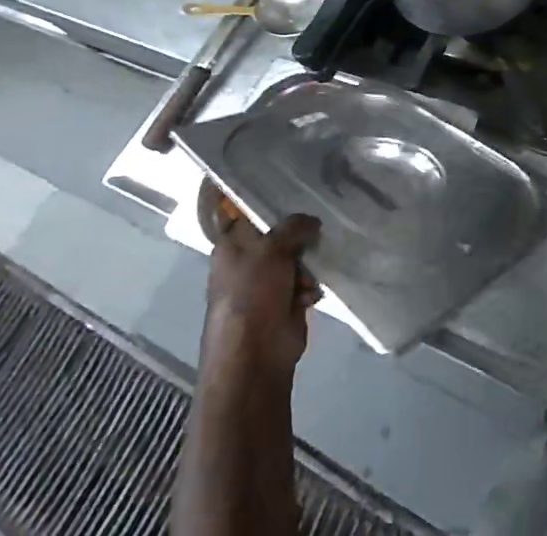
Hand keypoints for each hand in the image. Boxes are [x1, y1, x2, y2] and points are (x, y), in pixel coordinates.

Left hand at [202, 210, 321, 380]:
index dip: (270, 205)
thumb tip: (313, 222)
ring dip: (306, 268)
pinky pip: (304, 284)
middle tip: (315, 234)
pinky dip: (308, 289)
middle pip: (280, 236)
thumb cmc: (252, 292)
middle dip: (299, 238)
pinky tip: (309, 297)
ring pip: (297, 260)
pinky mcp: (285, 303)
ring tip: (306, 280)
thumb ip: (294, 227)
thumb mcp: (272, 248)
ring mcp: (266, 283)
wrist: (256, 352)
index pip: (250, 214)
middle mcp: (248, 261)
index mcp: (232, 244)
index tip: (296, 194)